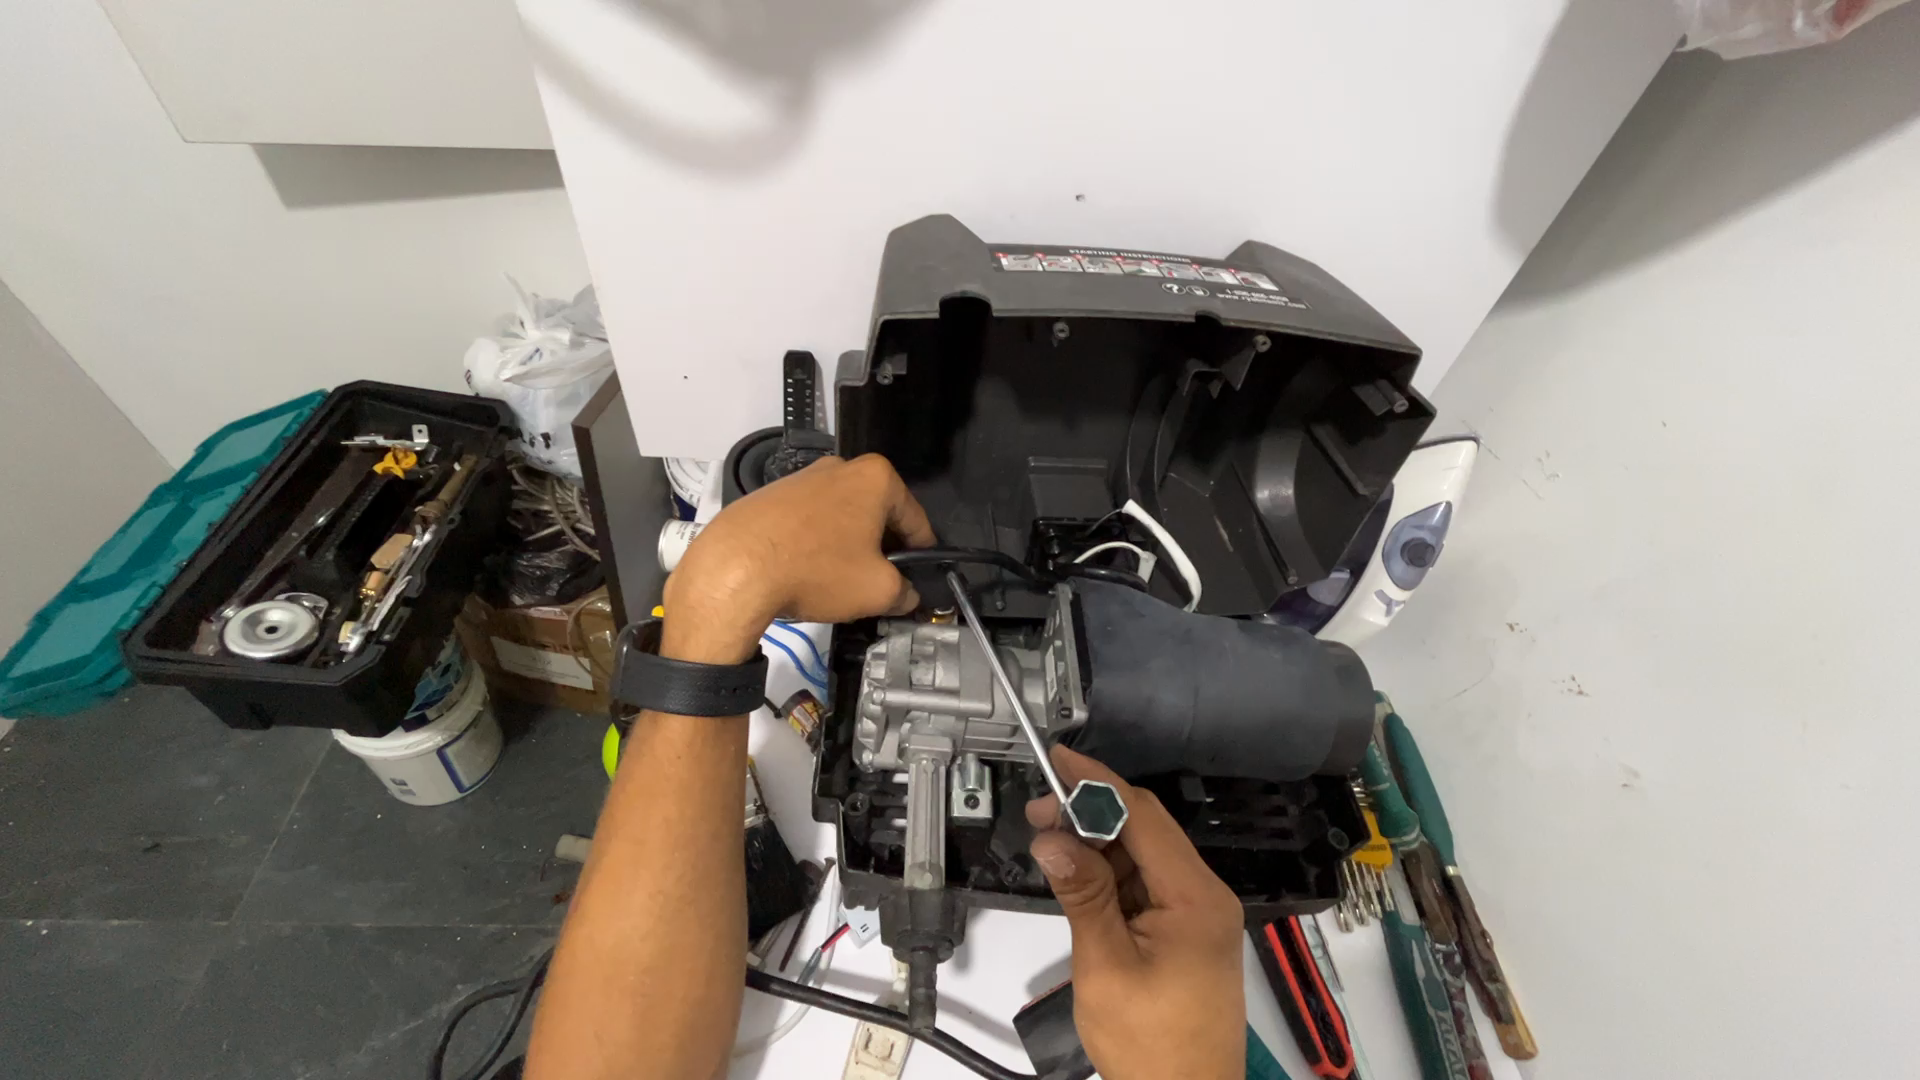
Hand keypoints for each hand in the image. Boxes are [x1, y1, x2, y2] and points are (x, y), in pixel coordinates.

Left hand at [660, 454, 935, 663]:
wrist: (734, 569)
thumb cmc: (817, 571)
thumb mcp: (878, 591)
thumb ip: (905, 592)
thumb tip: (907, 595)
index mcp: (876, 477)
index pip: (916, 519)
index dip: (921, 553)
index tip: (918, 576)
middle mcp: (840, 466)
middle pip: (876, 514)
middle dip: (881, 547)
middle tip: (879, 582)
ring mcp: (801, 477)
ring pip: (840, 516)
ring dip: (846, 545)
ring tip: (839, 581)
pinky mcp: (770, 495)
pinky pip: (808, 521)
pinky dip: (814, 543)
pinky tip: (806, 571)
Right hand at [1026, 746, 1246, 1079]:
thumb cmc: (1150, 1045)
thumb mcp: (1106, 968)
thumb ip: (1082, 895)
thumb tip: (1051, 838)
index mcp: (1194, 897)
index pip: (1142, 815)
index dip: (1097, 781)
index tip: (1058, 759)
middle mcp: (1203, 893)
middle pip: (1143, 827)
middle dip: (1090, 811)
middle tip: (1039, 813)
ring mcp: (1196, 910)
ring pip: (1141, 850)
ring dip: (1096, 840)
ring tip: (1049, 841)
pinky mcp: (1184, 926)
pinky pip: (1143, 879)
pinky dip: (1107, 870)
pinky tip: (1076, 872)